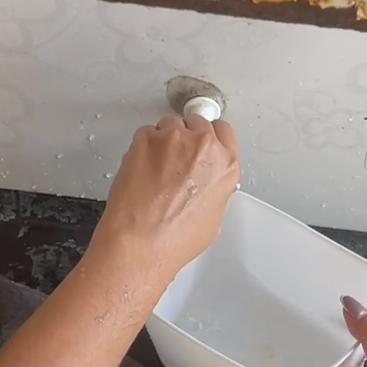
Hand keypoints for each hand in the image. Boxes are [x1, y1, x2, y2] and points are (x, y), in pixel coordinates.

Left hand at [90, 115, 239, 285]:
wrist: (140, 243)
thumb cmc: (174, 239)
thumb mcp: (214, 219)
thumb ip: (215, 188)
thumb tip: (206, 185)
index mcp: (225, 164)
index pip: (223, 131)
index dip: (210, 139)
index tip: (202, 144)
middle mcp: (202, 146)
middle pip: (196, 124)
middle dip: (187, 140)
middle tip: (175, 164)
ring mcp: (172, 138)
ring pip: (169, 126)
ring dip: (164, 142)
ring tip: (156, 172)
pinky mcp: (144, 139)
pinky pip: (146, 133)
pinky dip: (143, 148)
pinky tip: (142, 172)